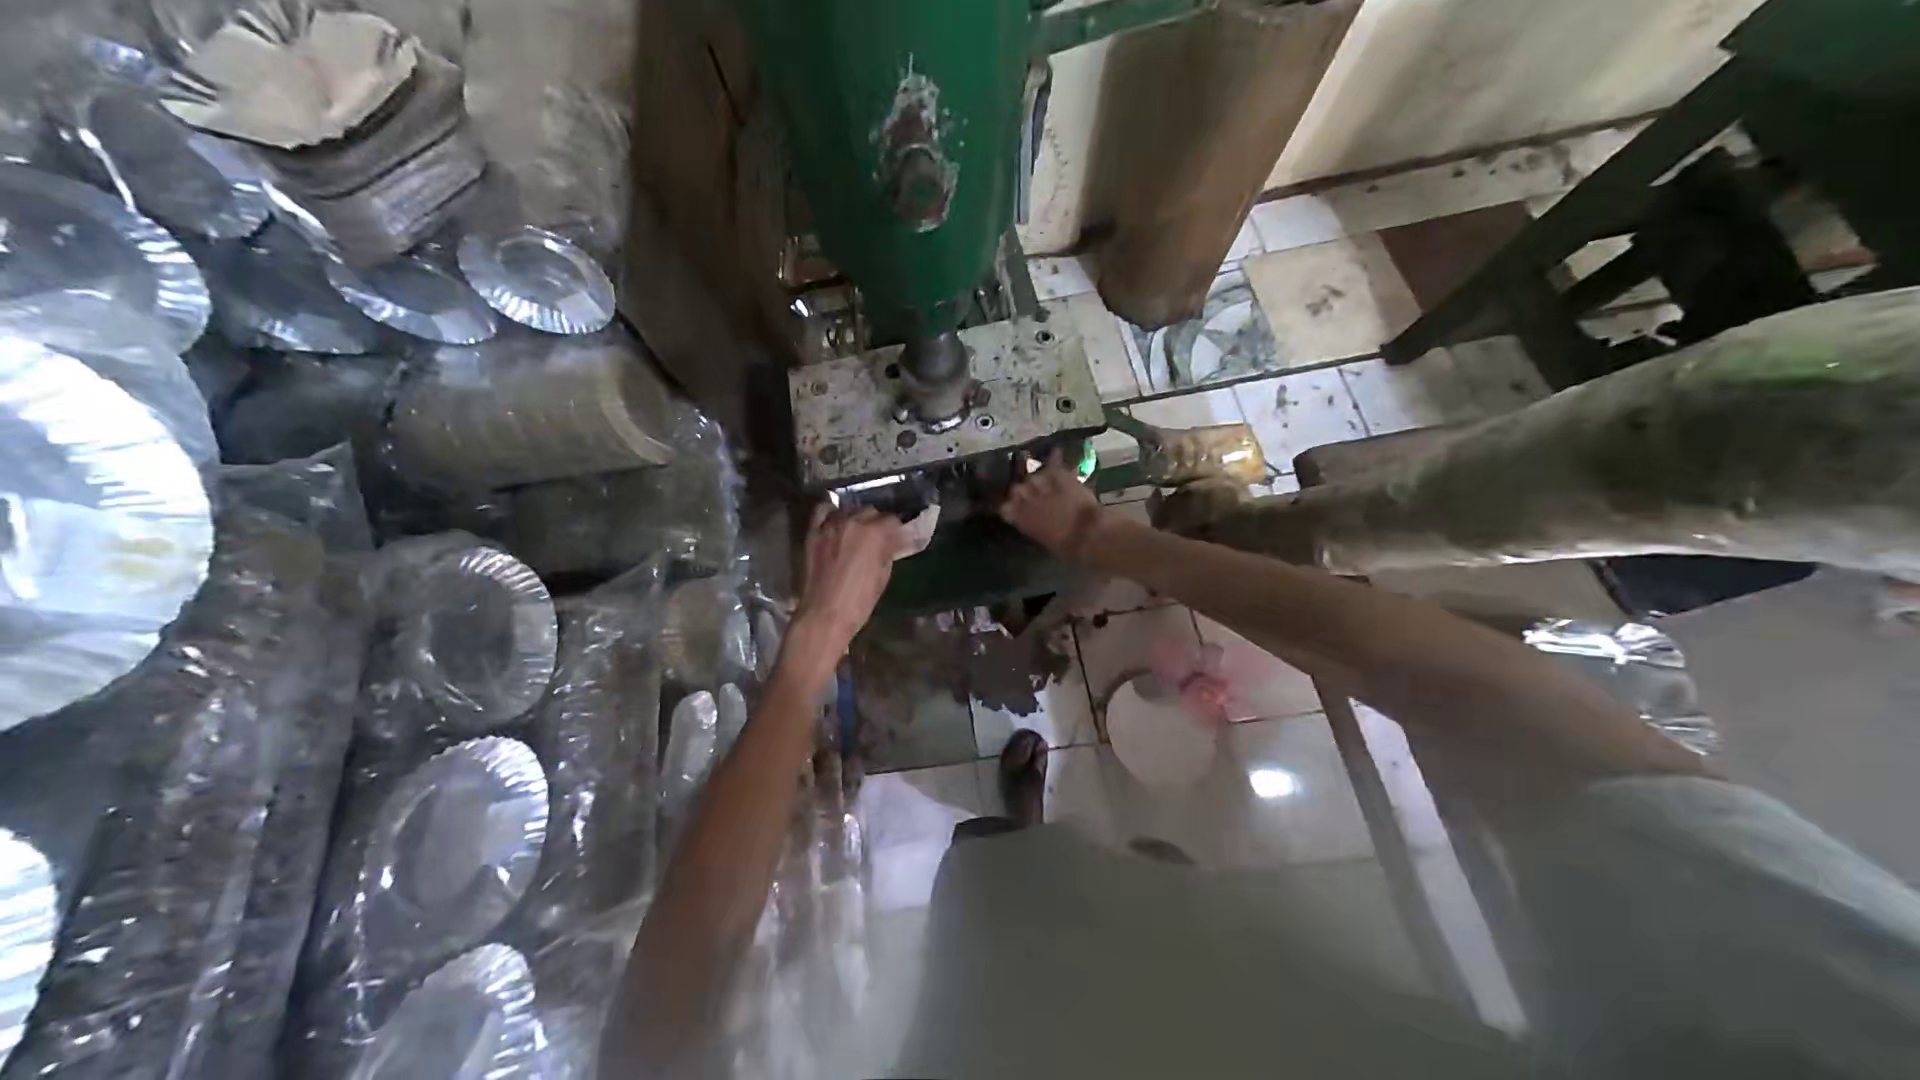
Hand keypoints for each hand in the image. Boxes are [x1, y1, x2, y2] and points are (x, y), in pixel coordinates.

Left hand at [793, 504, 907, 648]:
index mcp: (874, 534)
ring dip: (857, 519)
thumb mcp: (882, 577)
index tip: (899, 540)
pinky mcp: (813, 532)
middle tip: (880, 539)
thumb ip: (887, 552)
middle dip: (878, 524)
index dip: (897, 531)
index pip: (893, 521)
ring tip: (858, 533)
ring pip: (849, 510)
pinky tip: (837, 522)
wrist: (824, 615)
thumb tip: (891, 543)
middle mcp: (853, 522)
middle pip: (871, 512)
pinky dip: (832, 513)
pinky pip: (823, 511)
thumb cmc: (859, 602)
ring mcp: (830, 525)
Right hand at [998, 449, 1109, 560]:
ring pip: (1034, 475)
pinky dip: (1055, 458)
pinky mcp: (1060, 475)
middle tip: (1035, 496)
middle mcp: (1025, 498)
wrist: (1088, 535)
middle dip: (1024, 492)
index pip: (1005, 506)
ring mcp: (1042, 484)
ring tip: (1047, 481)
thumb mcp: (1044, 540)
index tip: (1015, 509)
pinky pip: (1054, 462)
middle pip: (1017, 488)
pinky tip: (1056, 452)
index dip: (1011, 507)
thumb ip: (1035, 526)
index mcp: (1019, 518)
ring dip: (1039, 478)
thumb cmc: (1066, 547)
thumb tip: (1035, 522)